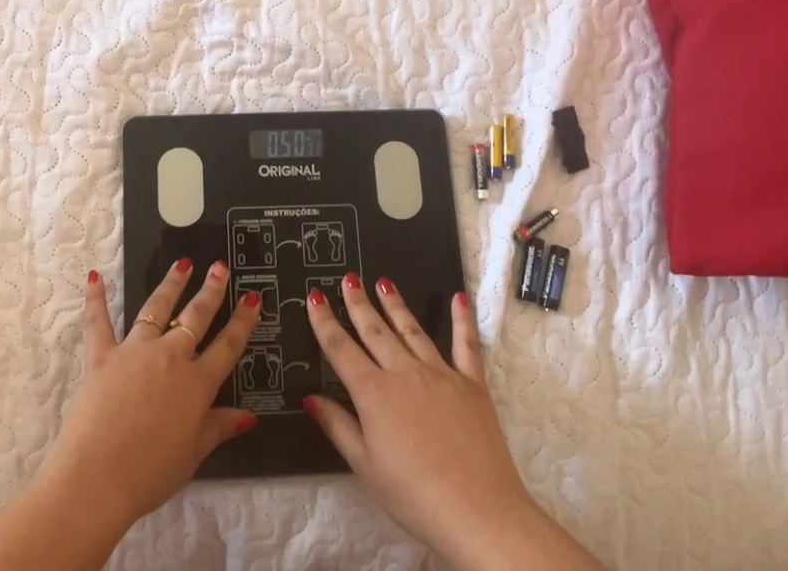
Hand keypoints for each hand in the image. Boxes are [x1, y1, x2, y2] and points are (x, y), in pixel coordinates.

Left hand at [35, 259, 262, 525]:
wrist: (96, 477)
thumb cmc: (150, 473)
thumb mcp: (193, 454)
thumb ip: (219, 427)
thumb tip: (249, 415)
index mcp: (197, 383)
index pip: (228, 345)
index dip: (243, 320)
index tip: (253, 297)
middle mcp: (170, 357)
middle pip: (196, 316)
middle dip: (211, 290)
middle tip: (220, 267)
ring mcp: (134, 352)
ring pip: (156, 308)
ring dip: (171, 284)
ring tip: (182, 263)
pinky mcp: (102, 356)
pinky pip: (99, 322)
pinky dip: (96, 298)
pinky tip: (94, 277)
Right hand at [305, 277, 601, 570]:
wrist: (476, 509)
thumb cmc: (413, 494)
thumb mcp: (365, 465)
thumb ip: (338, 426)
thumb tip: (311, 398)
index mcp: (373, 393)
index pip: (340, 349)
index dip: (325, 321)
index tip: (314, 297)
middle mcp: (404, 373)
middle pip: (375, 331)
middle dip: (358, 303)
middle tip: (348, 278)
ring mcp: (440, 374)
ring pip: (412, 330)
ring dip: (396, 304)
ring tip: (384, 282)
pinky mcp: (472, 384)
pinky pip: (466, 344)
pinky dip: (462, 320)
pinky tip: (459, 299)